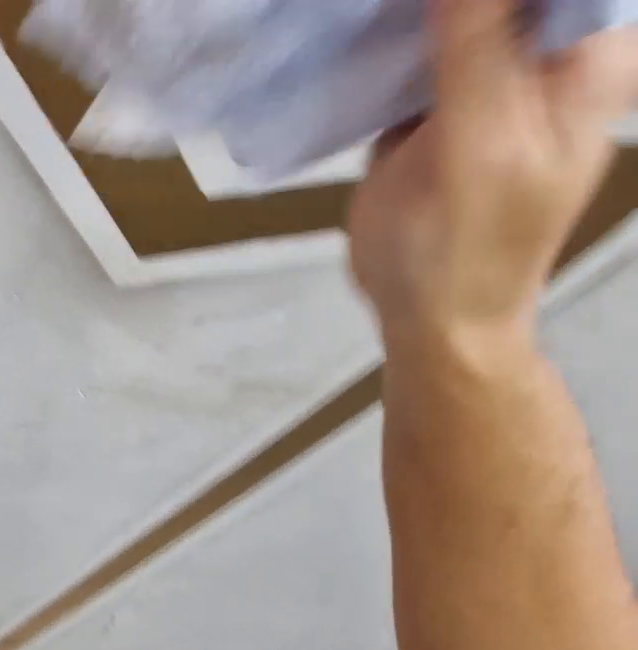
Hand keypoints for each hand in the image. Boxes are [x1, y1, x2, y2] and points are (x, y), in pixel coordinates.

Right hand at [348, 0, 637, 338]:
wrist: (428, 317)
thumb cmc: (459, 243)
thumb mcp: (478, 141)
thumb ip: (477, 48)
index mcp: (587, 56)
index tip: (422, 6)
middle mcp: (545, 61)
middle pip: (504, 7)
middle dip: (443, 8)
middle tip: (382, 11)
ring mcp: (484, 89)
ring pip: (457, 22)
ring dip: (415, 20)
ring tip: (369, 19)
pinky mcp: (433, 119)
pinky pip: (418, 62)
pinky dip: (391, 50)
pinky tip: (363, 44)